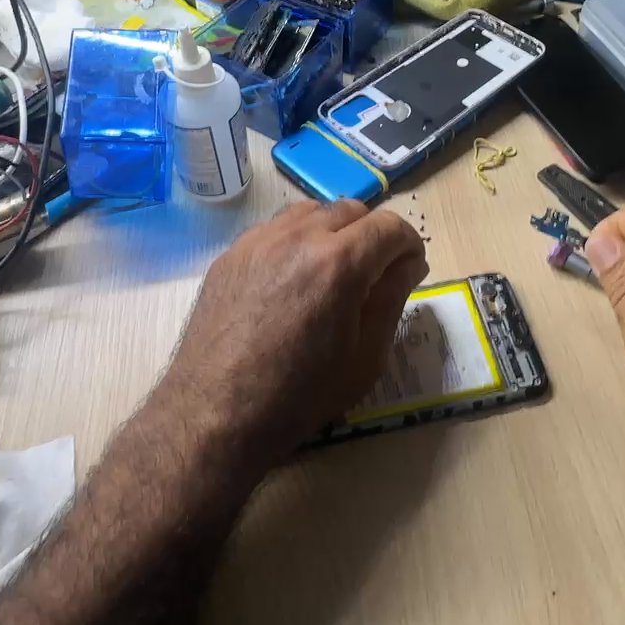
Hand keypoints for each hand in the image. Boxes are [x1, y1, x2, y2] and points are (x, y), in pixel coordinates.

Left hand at [162, 199, 427, 462]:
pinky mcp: (232, 253)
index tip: (409, 270)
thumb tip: (408, 264)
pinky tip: (290, 282)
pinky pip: (276, 230)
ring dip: (332, 232)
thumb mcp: (365, 357)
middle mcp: (299, 236)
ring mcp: (259, 240)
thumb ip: (392, 298)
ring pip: (311, 212)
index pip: (390, 227)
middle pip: (352, 210)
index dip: (409, 246)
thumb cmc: (299, 396)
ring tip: (330, 274)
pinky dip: (296, 243)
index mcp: (339, 262)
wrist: (214, 414)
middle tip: (373, 275)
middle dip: (372, 236)